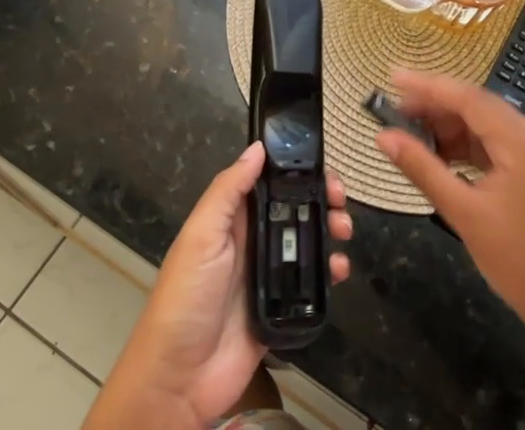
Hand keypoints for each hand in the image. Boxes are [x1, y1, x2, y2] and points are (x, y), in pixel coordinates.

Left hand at [94, 142, 350, 426]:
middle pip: (295, 210)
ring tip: (344, 232)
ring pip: (308, 242)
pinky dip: (331, 271)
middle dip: (322, 200)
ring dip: (330, 232)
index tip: (323, 168)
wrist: (181, 376)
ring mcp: (268, 275)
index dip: (297, 172)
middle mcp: (252, 242)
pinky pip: (312, 282)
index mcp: (230, 221)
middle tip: (340, 202)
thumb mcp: (201, 236)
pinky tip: (339, 269)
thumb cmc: (187, 297)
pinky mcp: (283, 307)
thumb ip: (228, 191)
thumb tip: (257, 148)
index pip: (269, 184)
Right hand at [375, 69, 524, 337]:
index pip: (468, 98)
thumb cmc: (514, 258)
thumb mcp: (462, 212)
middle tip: (392, 108)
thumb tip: (383, 137)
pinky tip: (437, 154)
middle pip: (476, 105)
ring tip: (408, 132)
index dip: (428, 85)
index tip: (392, 76)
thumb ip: (422, 168)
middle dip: (434, 104)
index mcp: (521, 141)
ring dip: (447, 125)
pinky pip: (491, 142)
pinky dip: (463, 144)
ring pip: (482, 123)